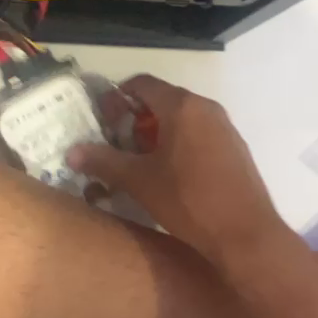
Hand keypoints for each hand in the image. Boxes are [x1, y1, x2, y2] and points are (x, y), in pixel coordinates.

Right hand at [69, 75, 287, 269]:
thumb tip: (71, 152)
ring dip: (159, 133)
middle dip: (137, 120)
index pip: (142, 84)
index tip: (104, 122)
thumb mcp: (139, 181)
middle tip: (120, 147)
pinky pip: (201, 133)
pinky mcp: (235, 147)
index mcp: (181, 106)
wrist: (246, 234)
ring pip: (183, 118)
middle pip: (163, 100)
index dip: (117, 98)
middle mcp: (206, 107)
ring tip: (143, 164)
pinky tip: (173, 175)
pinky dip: (181, 143)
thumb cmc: (189, 200)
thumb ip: (104, 161)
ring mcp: (225, 126)